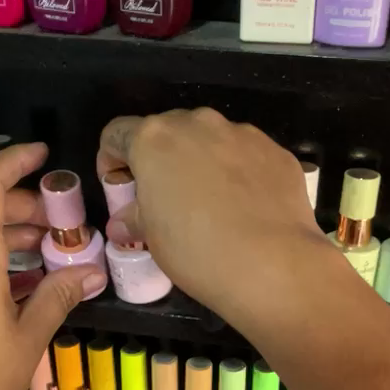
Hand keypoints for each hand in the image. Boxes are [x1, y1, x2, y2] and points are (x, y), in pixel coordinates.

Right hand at [97, 108, 335, 320]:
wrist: (273, 265)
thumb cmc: (197, 251)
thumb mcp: (153, 238)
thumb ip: (135, 218)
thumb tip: (122, 223)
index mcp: (154, 140)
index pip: (117, 134)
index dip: (112, 159)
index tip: (121, 187)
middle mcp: (198, 124)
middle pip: (169, 132)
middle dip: (162, 160)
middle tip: (167, 200)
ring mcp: (243, 134)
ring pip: (212, 141)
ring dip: (204, 164)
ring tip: (213, 206)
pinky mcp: (277, 152)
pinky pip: (248, 157)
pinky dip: (241, 175)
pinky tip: (247, 209)